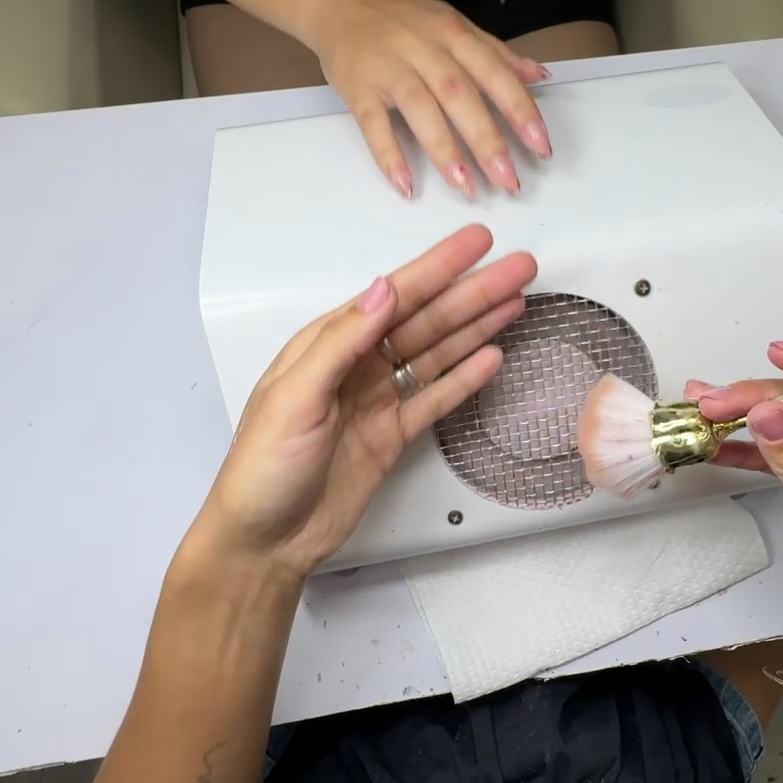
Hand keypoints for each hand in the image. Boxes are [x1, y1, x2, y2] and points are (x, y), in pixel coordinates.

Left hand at [194, 225, 535, 580]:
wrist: (266, 540)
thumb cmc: (264, 468)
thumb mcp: (295, 398)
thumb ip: (341, 341)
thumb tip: (383, 289)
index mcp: (327, 345)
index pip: (394, 296)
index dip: (438, 267)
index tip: (477, 243)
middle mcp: (357, 365)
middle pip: (426, 320)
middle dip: (473, 292)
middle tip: (518, 269)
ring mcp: (377, 400)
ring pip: (437, 353)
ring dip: (476, 327)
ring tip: (516, 303)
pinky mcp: (392, 435)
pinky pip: (435, 399)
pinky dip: (463, 379)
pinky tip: (491, 357)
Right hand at [300, 0, 553, 200]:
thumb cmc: (401, 21)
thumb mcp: (453, 26)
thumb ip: (495, 54)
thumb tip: (538, 76)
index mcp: (453, 35)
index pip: (494, 73)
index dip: (520, 110)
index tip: (541, 146)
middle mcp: (423, 48)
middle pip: (460, 94)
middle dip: (487, 140)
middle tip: (508, 180)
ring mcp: (388, 68)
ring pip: (421, 108)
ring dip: (444, 149)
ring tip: (466, 187)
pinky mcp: (358, 88)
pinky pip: (373, 124)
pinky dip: (388, 155)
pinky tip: (405, 185)